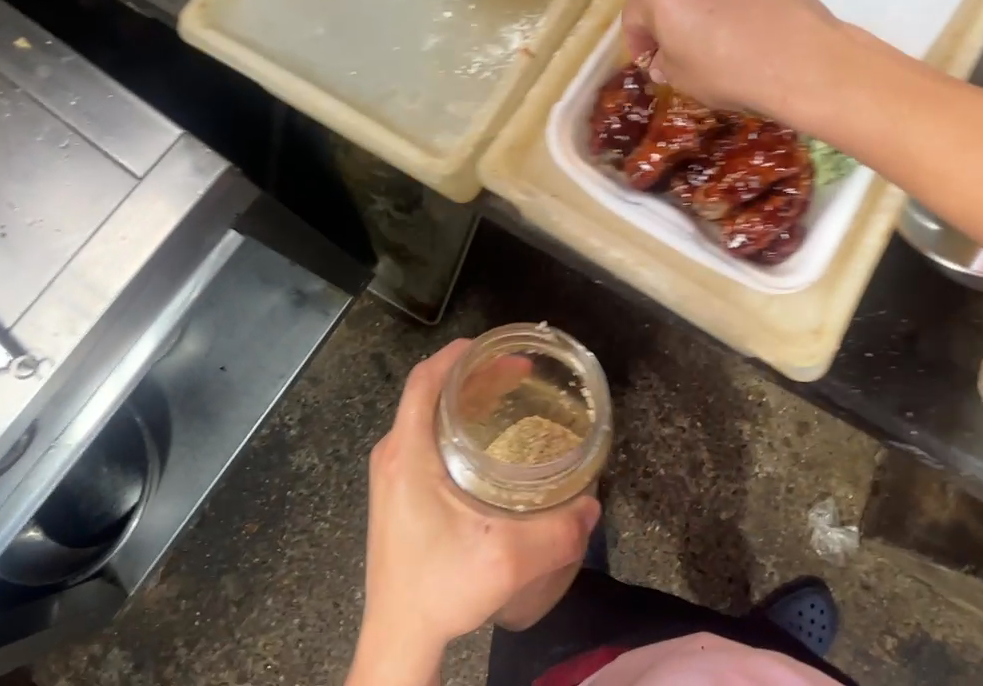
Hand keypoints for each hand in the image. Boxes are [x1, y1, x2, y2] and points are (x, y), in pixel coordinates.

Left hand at [350, 340, 599, 683]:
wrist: (399, 636)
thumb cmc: (440, 587)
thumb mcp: (508, 560)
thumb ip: (557, 532)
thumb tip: (591, 506)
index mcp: (408, 453)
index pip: (425, 380)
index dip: (458, 355)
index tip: (496, 346)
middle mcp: (393, 455)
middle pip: (428, 393)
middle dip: (472, 376)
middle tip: (516, 374)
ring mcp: (390, 476)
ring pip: (425, 417)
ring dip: (462, 402)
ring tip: (506, 400)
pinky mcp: (395, 495)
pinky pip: (423, 440)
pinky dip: (453, 427)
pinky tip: (485, 446)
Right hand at [621, 0, 846, 116]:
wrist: (802, 59)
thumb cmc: (728, 70)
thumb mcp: (682, 78)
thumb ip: (664, 63)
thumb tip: (665, 60)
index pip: (633, 17)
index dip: (638, 45)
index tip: (649, 64)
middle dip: (665, 20)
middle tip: (677, 51)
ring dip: (694, 6)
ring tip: (710, 40)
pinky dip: (723, 1)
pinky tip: (737, 30)